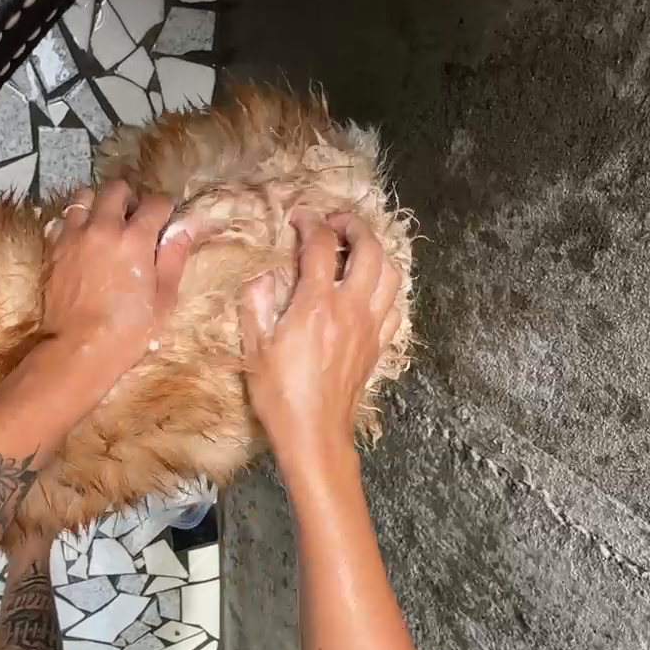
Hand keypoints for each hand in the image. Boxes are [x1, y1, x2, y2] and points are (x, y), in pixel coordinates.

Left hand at [36, 180, 191, 398]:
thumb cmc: (128, 331)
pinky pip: (63, 220)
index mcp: (135, 239)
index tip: (166, 221)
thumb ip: (174, 258)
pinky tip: (84, 240)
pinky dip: (75, 222)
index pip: (156, 203)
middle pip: (116, 189)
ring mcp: (74, 236)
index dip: (165, 209)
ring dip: (98, 204)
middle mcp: (103, 228)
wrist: (78, 349)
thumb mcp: (163, 299)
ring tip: (106, 224)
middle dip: (130, 198)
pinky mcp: (53, 249)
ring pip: (84, 196)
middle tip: (134, 220)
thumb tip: (185, 226)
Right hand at [240, 211, 400, 473]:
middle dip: (354, 225)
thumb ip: (257, 304)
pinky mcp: (377, 345)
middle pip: (369, 249)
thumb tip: (264, 277)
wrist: (313, 433)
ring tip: (357, 249)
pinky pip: (395, 305)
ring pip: (391, 273)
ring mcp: (370, 326)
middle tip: (336, 221)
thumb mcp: (254, 348)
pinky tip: (369, 289)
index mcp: (316, 304)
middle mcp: (350, 308)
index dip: (309, 222)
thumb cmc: (279, 395)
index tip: (299, 217)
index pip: (319, 245)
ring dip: (377, 252)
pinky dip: (386, 287)